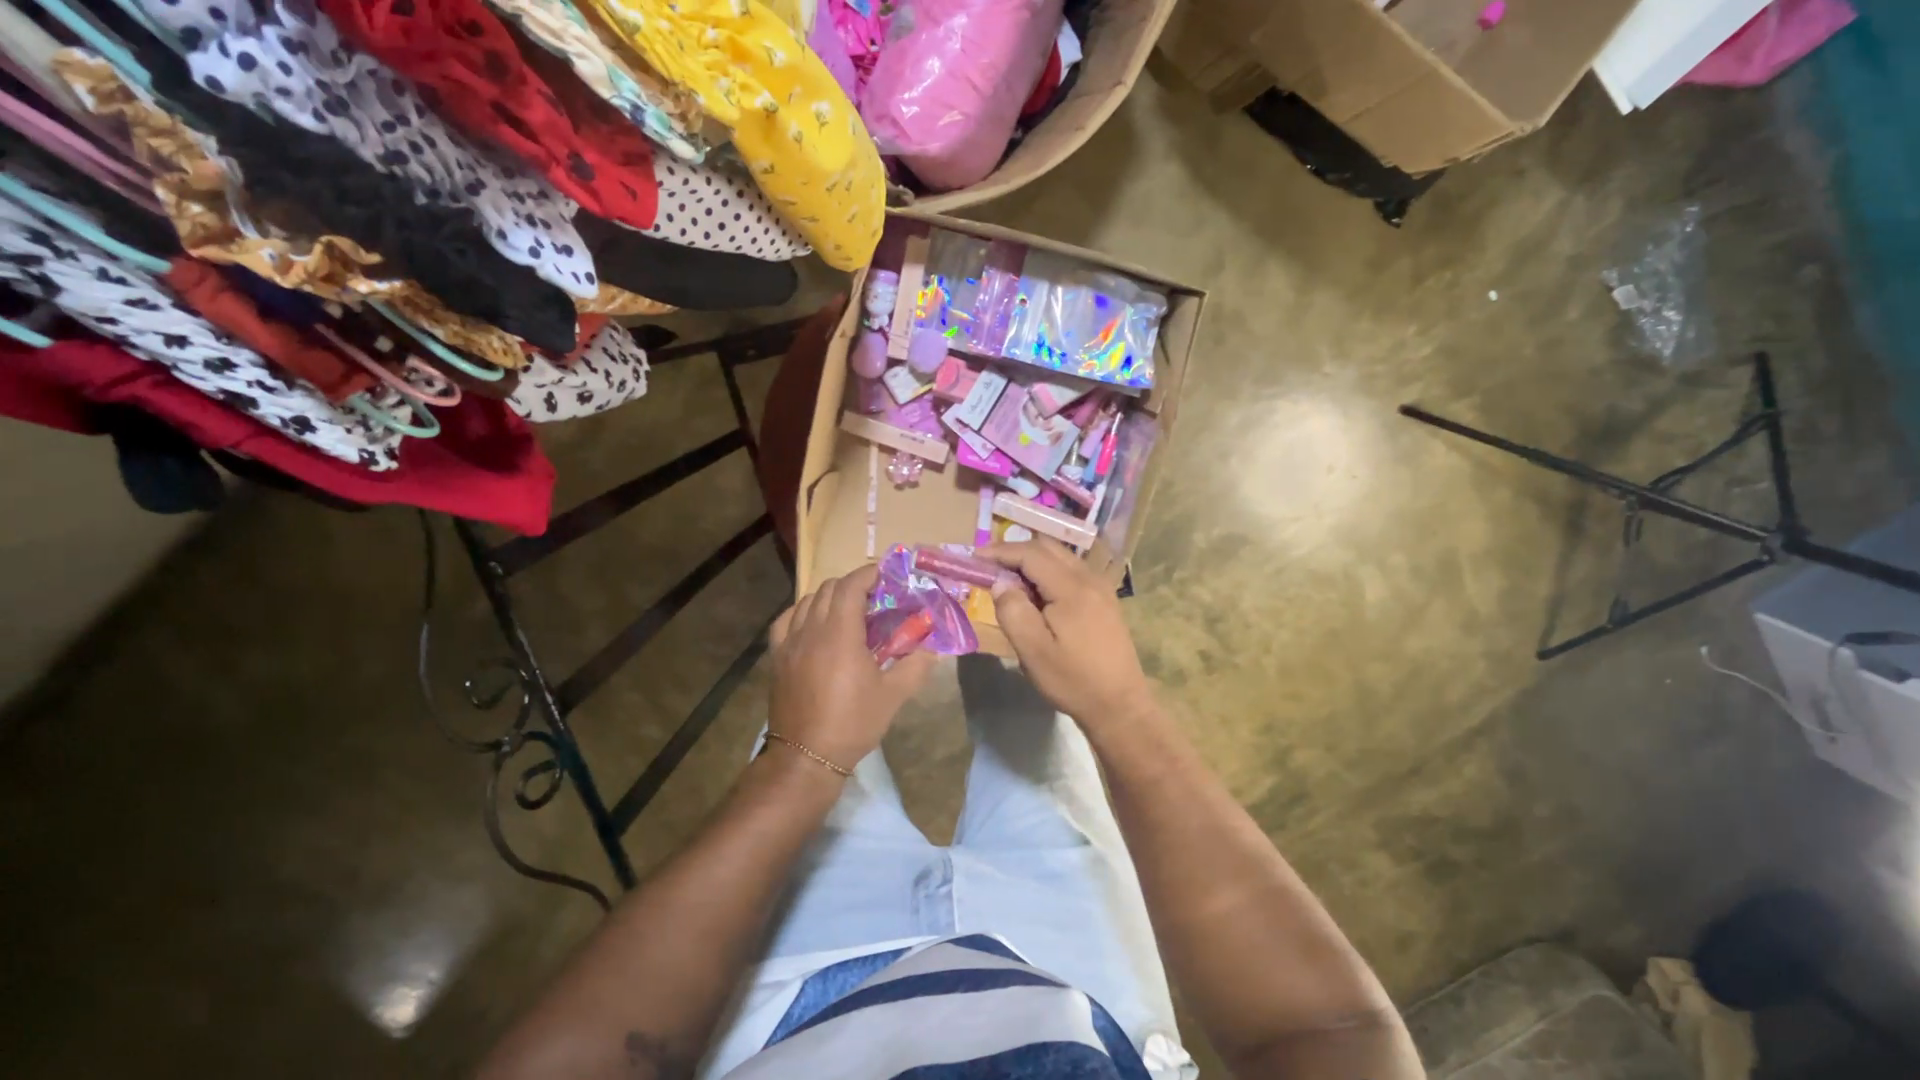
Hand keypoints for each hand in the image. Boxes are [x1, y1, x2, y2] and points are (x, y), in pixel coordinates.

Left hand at [767, 566, 935, 769]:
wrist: (806, 755)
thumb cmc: (853, 723)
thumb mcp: (893, 696)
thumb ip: (915, 666)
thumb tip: (932, 648)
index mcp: (841, 633)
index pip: (851, 586)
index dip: (867, 574)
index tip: (884, 574)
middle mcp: (811, 630)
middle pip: (828, 589)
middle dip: (851, 585)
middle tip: (873, 597)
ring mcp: (789, 643)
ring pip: (806, 602)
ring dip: (828, 597)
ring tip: (845, 611)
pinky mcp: (777, 658)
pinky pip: (785, 621)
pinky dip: (801, 613)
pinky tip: (812, 624)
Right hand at [981, 541, 1154, 728]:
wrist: (1120, 705)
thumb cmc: (1073, 680)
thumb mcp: (1033, 651)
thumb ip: (1013, 611)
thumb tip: (1000, 583)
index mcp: (1072, 588)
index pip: (1031, 554)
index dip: (1001, 551)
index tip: (975, 557)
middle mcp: (1090, 579)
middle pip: (1049, 549)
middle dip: (1016, 552)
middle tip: (989, 568)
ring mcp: (1102, 589)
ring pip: (1062, 559)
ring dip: (1033, 562)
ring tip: (1009, 582)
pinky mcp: (1105, 601)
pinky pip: (1072, 573)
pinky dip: (1049, 573)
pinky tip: (1037, 596)